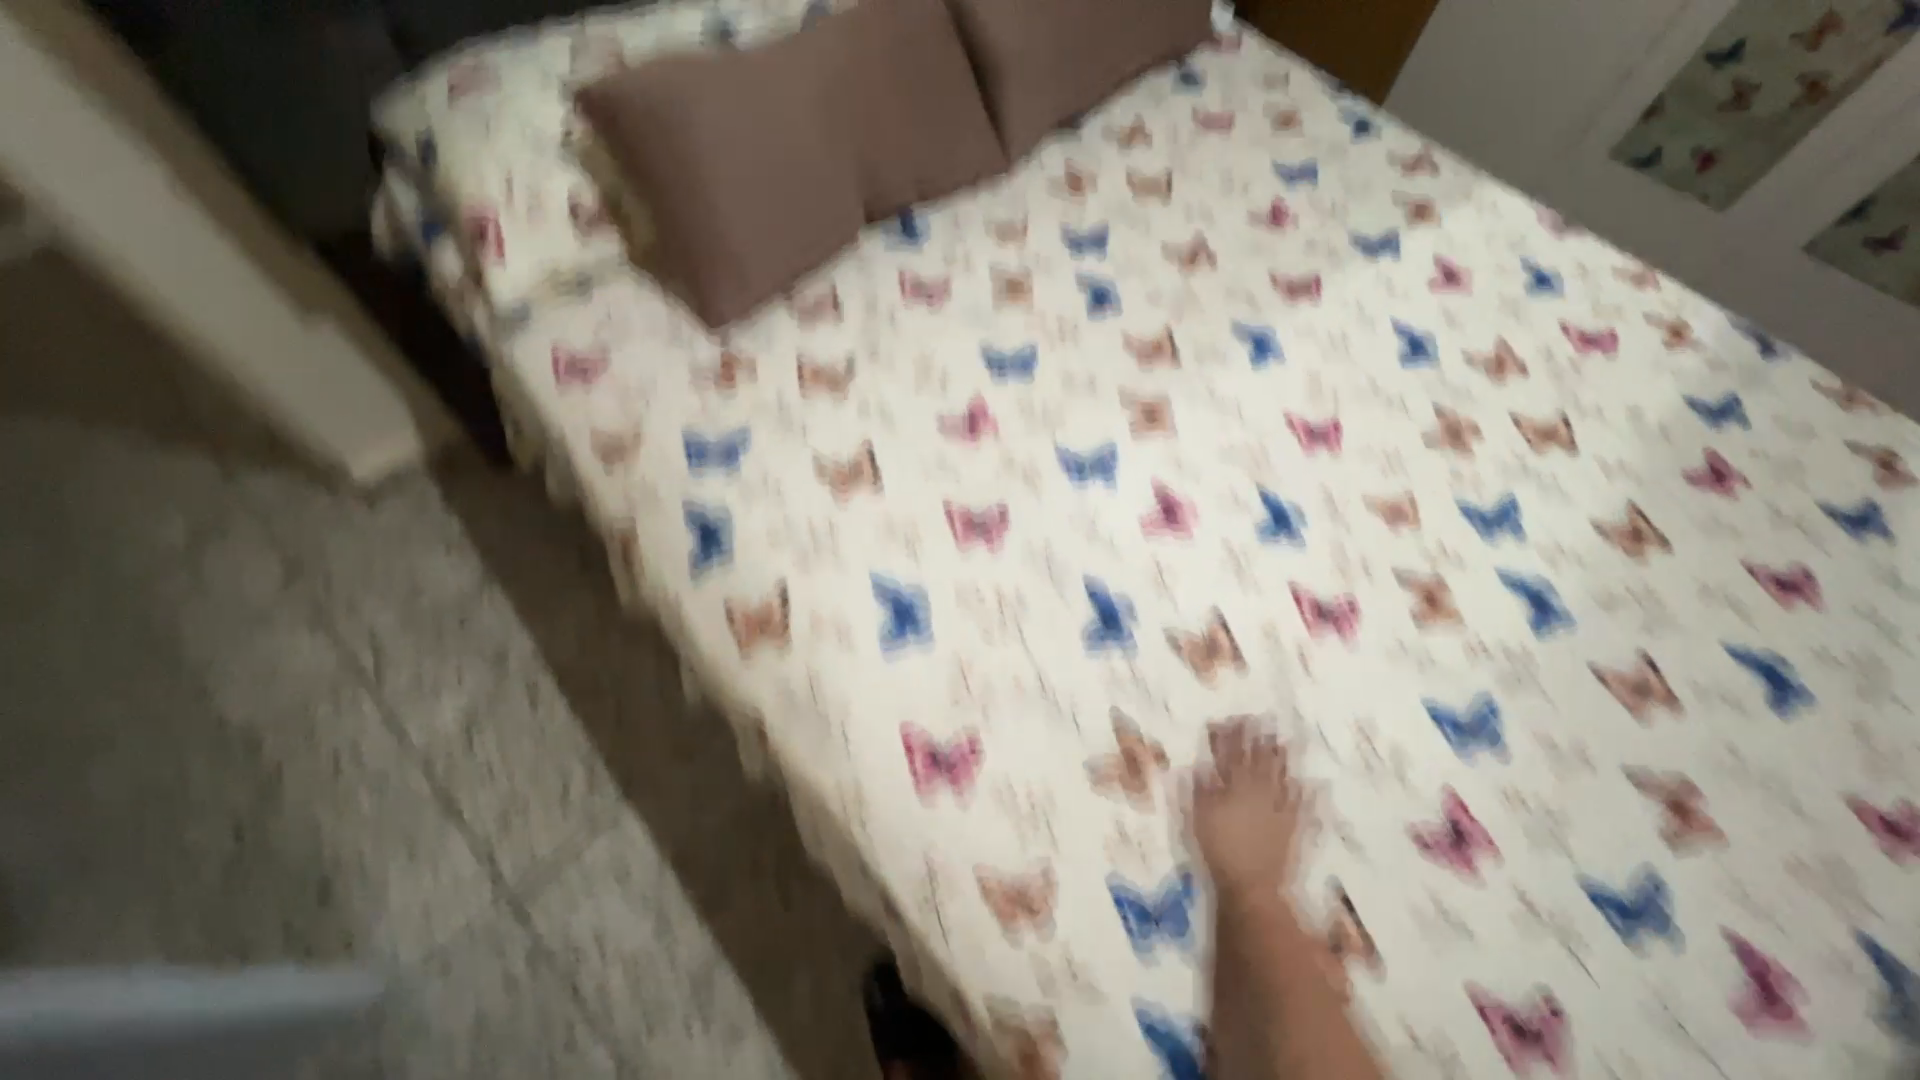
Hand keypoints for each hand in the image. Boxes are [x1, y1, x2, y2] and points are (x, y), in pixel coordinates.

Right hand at [1191, 720, 1317, 905]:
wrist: (1251, 884)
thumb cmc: (1217, 850)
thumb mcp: (1197, 817)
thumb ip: (1199, 789)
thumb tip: (1201, 766)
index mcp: (1233, 786)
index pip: (1231, 754)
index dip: (1231, 735)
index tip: (1233, 719)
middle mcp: (1258, 791)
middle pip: (1258, 758)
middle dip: (1259, 738)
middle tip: (1262, 720)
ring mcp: (1279, 807)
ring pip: (1282, 775)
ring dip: (1283, 756)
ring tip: (1285, 741)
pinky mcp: (1294, 826)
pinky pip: (1303, 804)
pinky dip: (1308, 792)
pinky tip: (1314, 783)